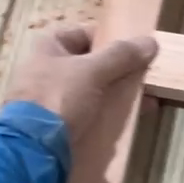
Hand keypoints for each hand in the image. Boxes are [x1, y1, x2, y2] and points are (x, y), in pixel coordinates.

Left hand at [3, 25, 157, 141]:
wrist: (32, 148)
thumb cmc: (60, 98)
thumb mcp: (92, 71)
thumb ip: (121, 56)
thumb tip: (151, 42)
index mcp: (48, 47)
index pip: (85, 34)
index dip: (110, 40)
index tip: (136, 52)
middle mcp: (46, 69)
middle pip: (90, 65)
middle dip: (118, 72)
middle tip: (144, 80)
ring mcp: (49, 98)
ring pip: (91, 92)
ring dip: (115, 96)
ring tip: (143, 103)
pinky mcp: (55, 125)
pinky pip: (86, 115)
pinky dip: (104, 116)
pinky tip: (125, 122)